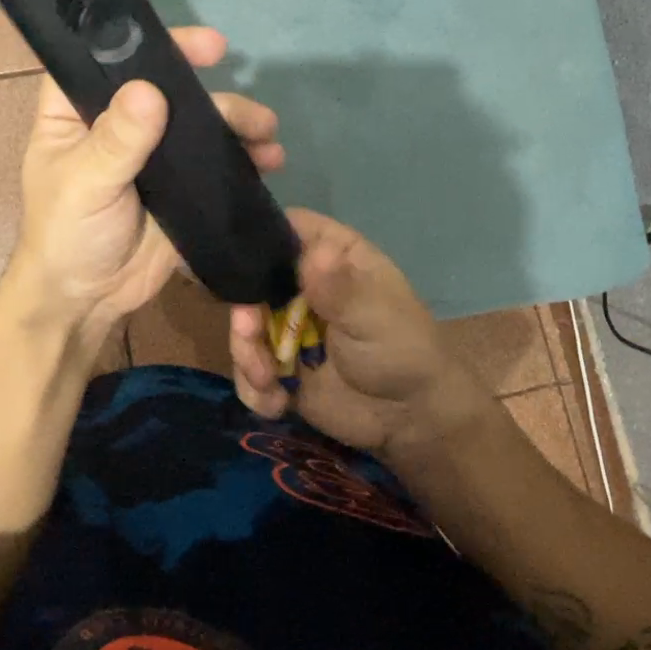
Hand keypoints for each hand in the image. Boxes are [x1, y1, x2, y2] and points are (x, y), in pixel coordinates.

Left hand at [4, 0, 285, 332]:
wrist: (89, 302)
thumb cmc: (66, 234)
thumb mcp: (84, 185)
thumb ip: (116, 141)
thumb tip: (151, 90)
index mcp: (76, 110)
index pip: (94, 53)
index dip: (119, 21)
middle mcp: (116, 121)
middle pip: (159, 77)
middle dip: (192, 63)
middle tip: (221, 52)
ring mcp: (154, 151)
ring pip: (198, 116)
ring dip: (234, 115)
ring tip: (266, 131)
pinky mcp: (184, 182)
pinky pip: (218, 157)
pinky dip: (245, 154)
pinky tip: (268, 160)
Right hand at [229, 208, 483, 454]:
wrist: (411, 420)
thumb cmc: (402, 352)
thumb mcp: (375, 317)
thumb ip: (340, 289)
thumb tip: (315, 254)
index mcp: (331, 256)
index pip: (286, 229)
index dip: (258, 239)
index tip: (239, 263)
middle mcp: (302, 286)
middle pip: (250, 283)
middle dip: (243, 313)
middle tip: (250, 334)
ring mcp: (286, 328)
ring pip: (243, 330)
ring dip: (246, 356)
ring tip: (268, 381)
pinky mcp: (279, 369)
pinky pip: (248, 372)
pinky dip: (254, 389)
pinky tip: (276, 404)